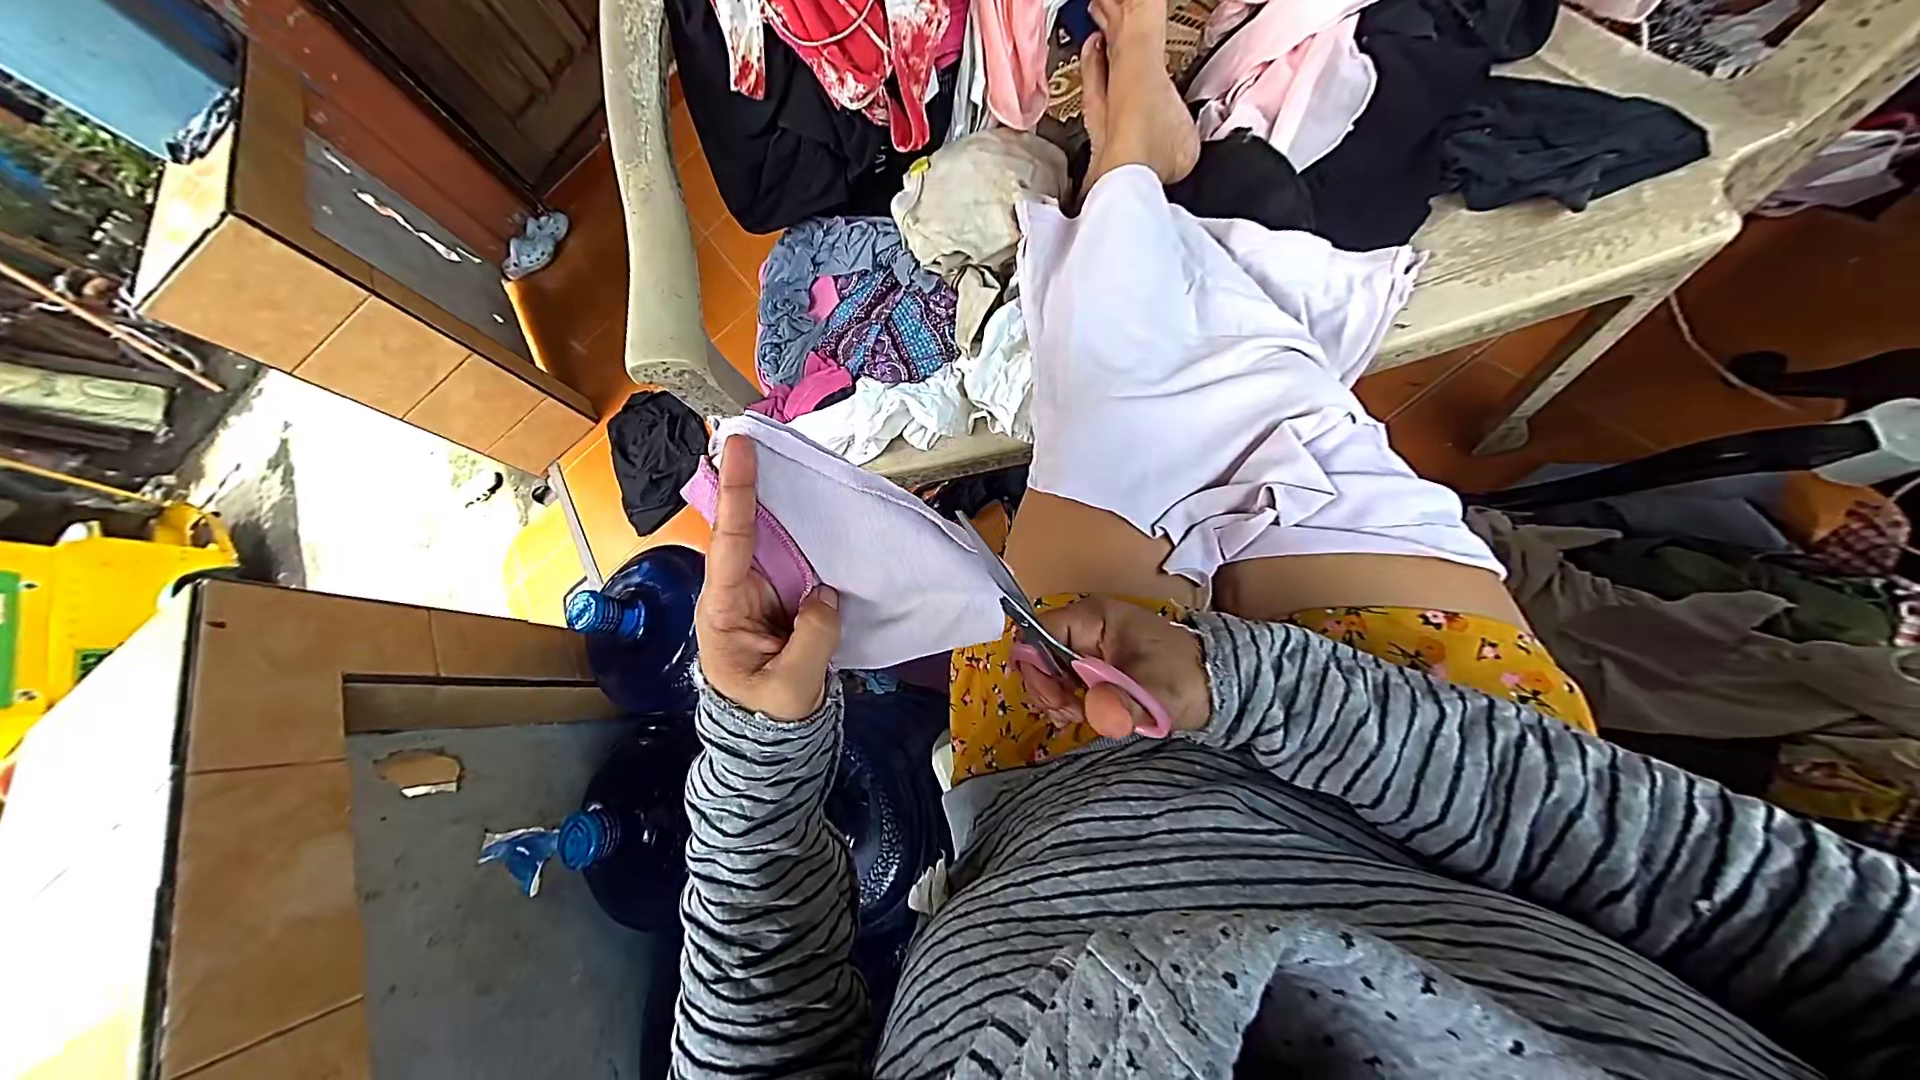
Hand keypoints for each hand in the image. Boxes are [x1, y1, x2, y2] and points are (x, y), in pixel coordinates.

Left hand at [695, 436, 840, 720]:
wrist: (772, 729)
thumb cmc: (769, 712)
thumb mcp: (792, 684)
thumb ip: (812, 637)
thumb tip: (824, 592)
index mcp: (723, 611)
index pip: (729, 544)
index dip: (737, 494)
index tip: (737, 448)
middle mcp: (734, 590)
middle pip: (741, 527)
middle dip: (746, 482)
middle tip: (751, 437)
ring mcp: (757, 589)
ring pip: (765, 536)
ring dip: (774, 501)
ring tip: (779, 459)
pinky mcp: (779, 593)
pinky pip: (789, 553)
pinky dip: (798, 528)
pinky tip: (807, 506)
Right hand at [1021, 596, 1209, 737]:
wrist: (1217, 684)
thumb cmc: (1187, 677)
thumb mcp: (1158, 692)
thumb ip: (1125, 703)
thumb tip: (1096, 712)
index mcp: (1093, 617)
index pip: (1038, 633)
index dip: (1038, 667)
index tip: (1059, 698)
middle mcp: (1084, 626)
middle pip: (1037, 652)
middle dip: (1045, 686)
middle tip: (1070, 712)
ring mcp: (1087, 645)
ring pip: (1045, 668)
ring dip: (1054, 696)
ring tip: (1079, 715)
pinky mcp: (1092, 665)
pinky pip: (1060, 679)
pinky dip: (1063, 700)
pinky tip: (1081, 714)